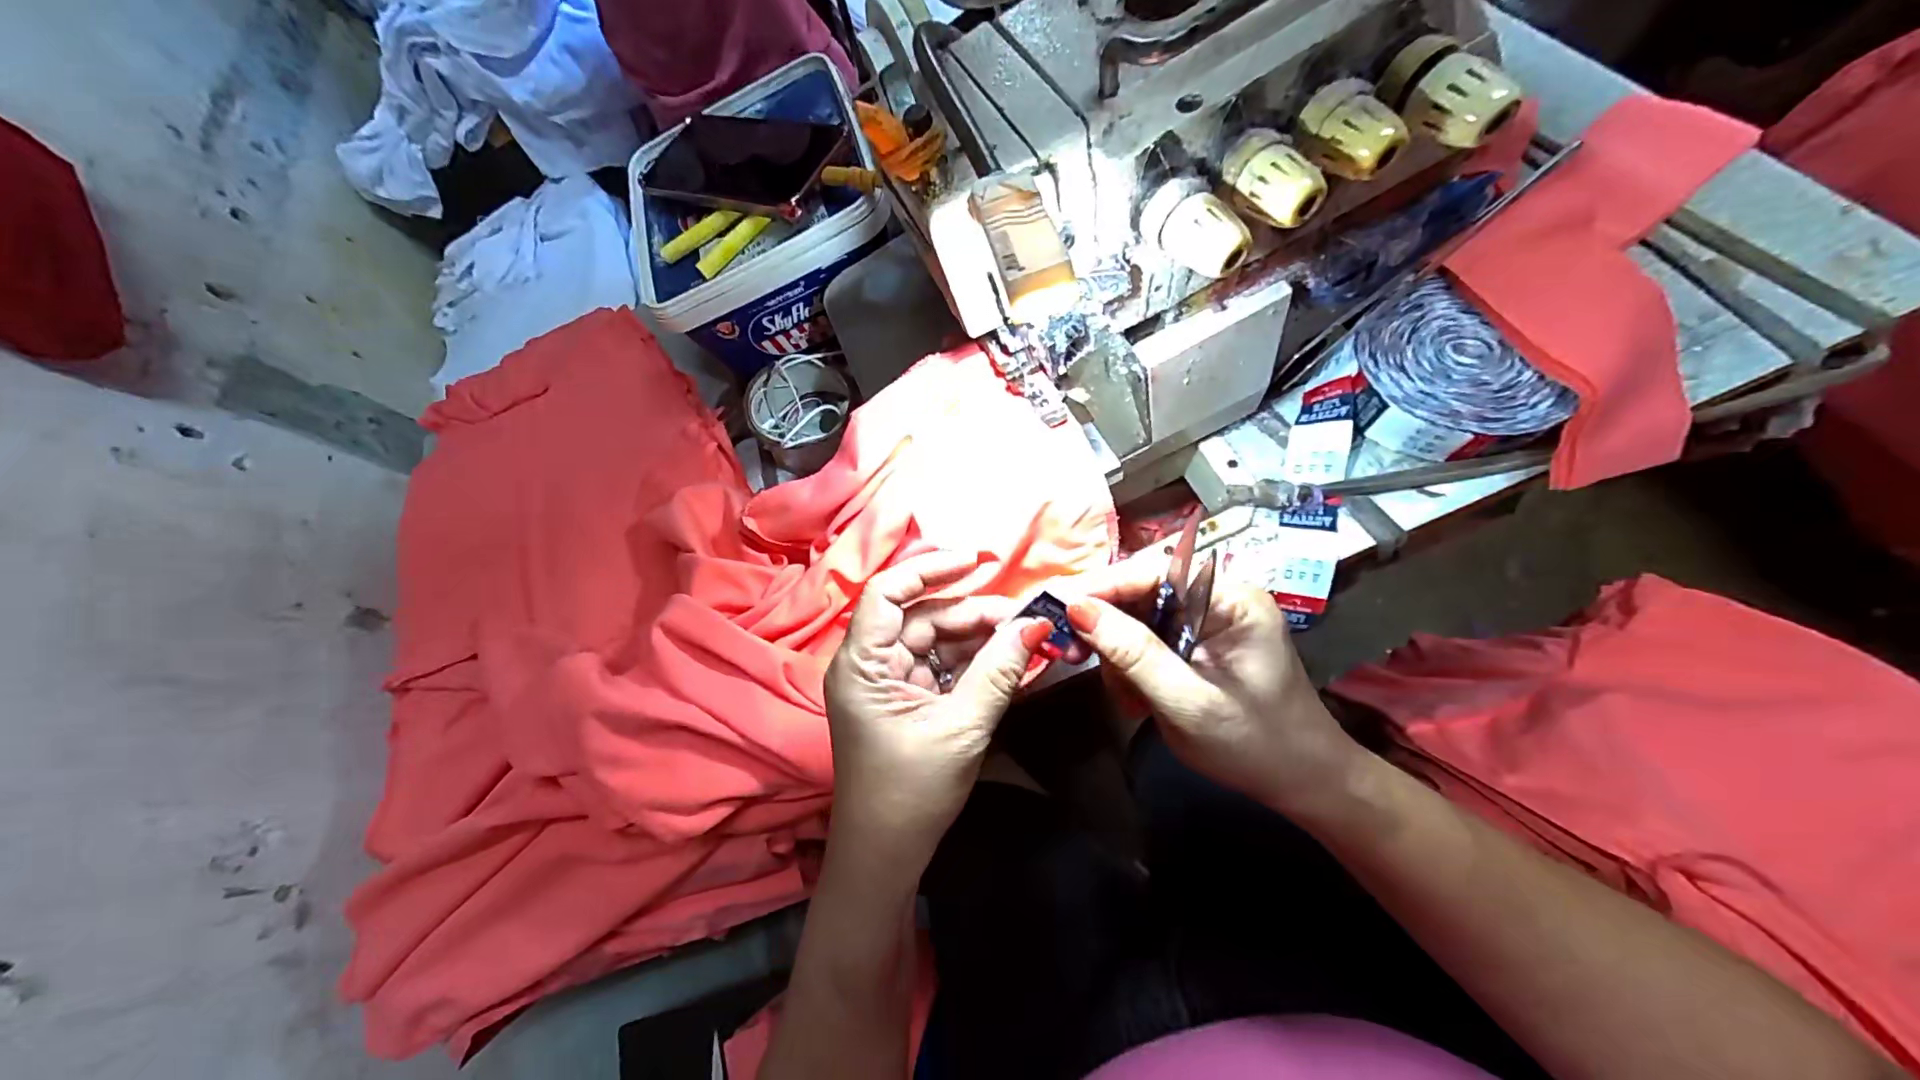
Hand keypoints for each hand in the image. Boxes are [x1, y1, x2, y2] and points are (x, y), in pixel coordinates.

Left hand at [824, 551, 1053, 863]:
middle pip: (923, 616)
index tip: (977, 562)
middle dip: (975, 614)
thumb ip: (1000, 672)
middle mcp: (869, 663)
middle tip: (1028, 620)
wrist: (888, 855)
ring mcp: (889, 681)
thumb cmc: (912, 791)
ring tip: (1029, 638)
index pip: (888, 592)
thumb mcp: (962, 727)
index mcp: (861, 663)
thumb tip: (1037, 624)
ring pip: (937, 640)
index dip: (930, 569)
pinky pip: (943, 666)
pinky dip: (975, 662)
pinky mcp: (908, 699)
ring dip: (981, 638)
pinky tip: (1012, 659)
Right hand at [1062, 557, 1363, 814]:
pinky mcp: (1195, 640)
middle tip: (1073, 653)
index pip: (1154, 570)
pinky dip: (1129, 663)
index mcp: (1231, 598)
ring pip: (1136, 613)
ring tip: (1123, 695)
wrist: (1300, 781)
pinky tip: (1133, 696)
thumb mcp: (1188, 703)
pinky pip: (1145, 636)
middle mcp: (1217, 596)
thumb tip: (1077, 609)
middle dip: (1106, 621)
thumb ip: (1134, 654)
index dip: (1103, 585)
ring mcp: (1205, 618)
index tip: (1058, 606)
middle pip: (1141, 588)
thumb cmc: (1254, 745)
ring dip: (1116, 650)